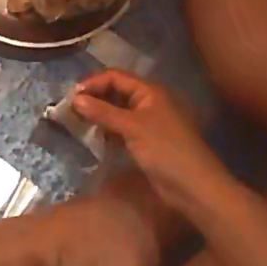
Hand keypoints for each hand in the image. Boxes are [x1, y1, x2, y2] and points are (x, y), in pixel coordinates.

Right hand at [71, 70, 226, 207]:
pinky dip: (107, 129)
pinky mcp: (145, 141)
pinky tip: (94, 136)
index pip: (116, 77)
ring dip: (98, 114)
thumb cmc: (166, 151)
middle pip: (116, 92)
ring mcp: (148, 123)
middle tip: (71, 108)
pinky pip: (121, 128)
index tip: (72, 96)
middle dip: (93, 97)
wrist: (195, 188)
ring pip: (117, 111)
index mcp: (150, 92)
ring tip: (78, 121)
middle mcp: (149, 103)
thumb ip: (103, 112)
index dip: (93, 83)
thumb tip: (75, 99)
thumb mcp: (132, 128)